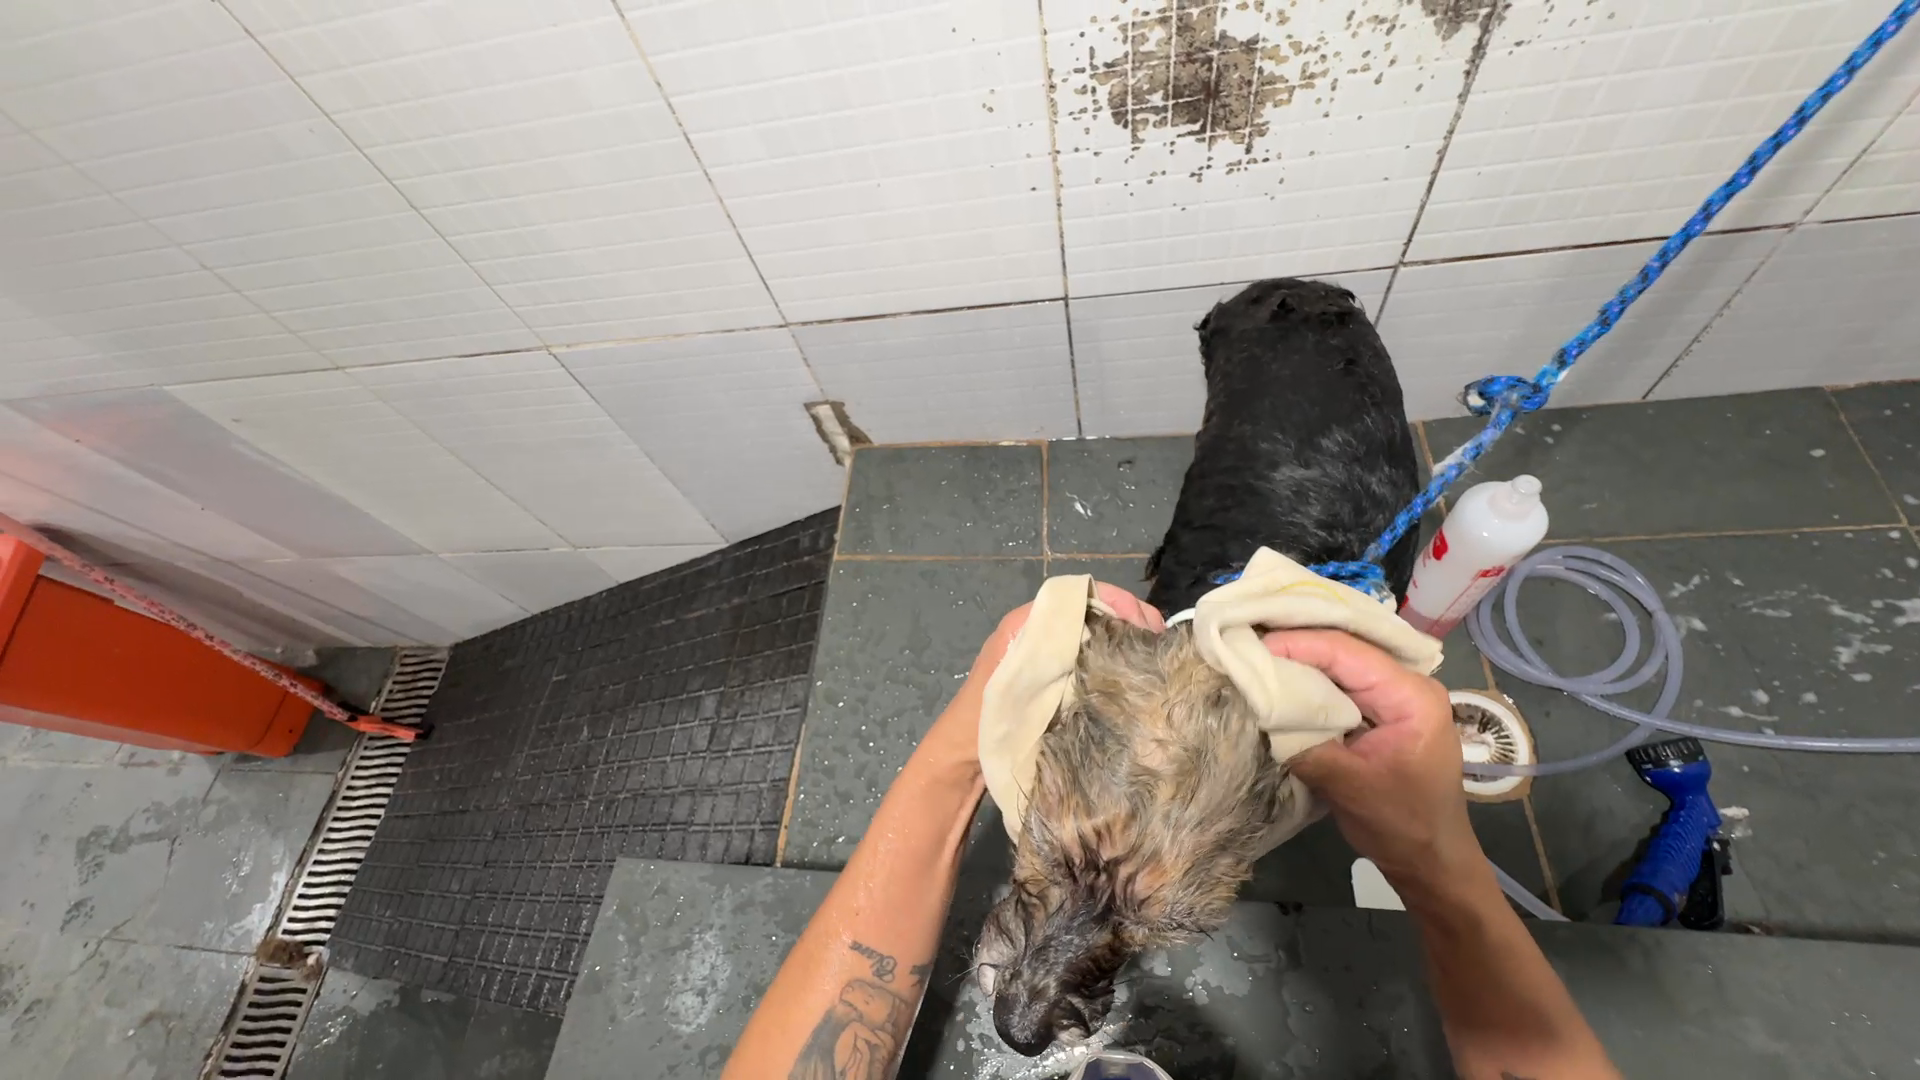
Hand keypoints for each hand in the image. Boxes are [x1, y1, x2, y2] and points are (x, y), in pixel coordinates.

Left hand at [920, 584, 1163, 770]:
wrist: (960, 759)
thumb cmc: (984, 725)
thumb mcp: (1018, 688)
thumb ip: (1055, 658)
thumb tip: (1108, 638)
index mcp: (1025, 624)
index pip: (1079, 594)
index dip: (1117, 603)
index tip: (1147, 628)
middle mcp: (1036, 633)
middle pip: (1091, 612)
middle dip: (1127, 623)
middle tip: (1160, 647)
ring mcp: (1044, 656)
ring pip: (1092, 635)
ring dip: (1123, 644)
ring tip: (1154, 663)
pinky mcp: (1050, 679)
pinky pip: (1087, 658)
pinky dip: (1111, 663)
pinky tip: (1132, 682)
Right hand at [1262, 629, 1485, 898]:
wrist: (1429, 861)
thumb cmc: (1399, 823)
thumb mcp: (1345, 784)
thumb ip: (1301, 740)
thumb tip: (1253, 704)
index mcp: (1411, 695)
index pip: (1345, 651)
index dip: (1295, 643)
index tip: (1247, 646)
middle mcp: (1406, 682)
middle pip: (1342, 646)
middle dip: (1293, 640)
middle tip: (1243, 638)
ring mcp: (1394, 693)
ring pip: (1338, 659)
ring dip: (1297, 655)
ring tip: (1252, 651)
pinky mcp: (1378, 707)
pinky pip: (1338, 678)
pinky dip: (1306, 675)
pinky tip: (1276, 674)